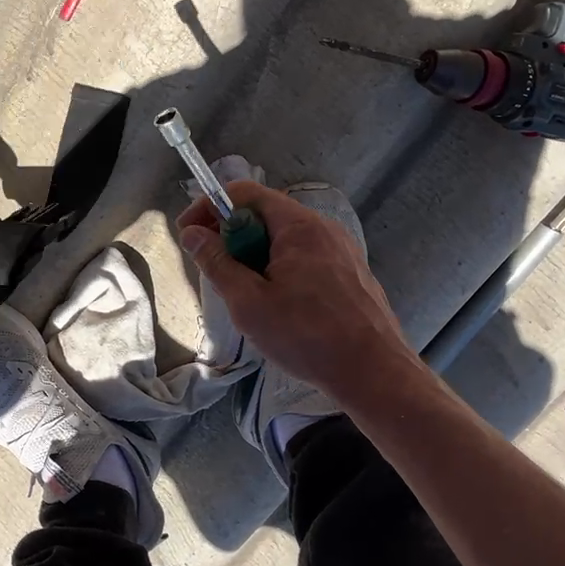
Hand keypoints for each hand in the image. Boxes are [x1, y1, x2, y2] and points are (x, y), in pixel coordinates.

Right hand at [178, 180, 422, 394]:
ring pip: (284, 239)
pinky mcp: (351, 273)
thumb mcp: (248, 302)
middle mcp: (323, 228)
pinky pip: (305, 257)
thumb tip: (192, 233)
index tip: (189, 235)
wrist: (375, 373)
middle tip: (216, 272)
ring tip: (246, 295)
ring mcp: (342, 250)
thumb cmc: (307, 336)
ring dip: (255, 257)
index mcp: (298, 226)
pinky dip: (280, 269)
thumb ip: (217, 263)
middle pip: (265, 215)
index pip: (244, 192)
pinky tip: (280, 307)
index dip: (210, 207)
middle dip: (232, 237)